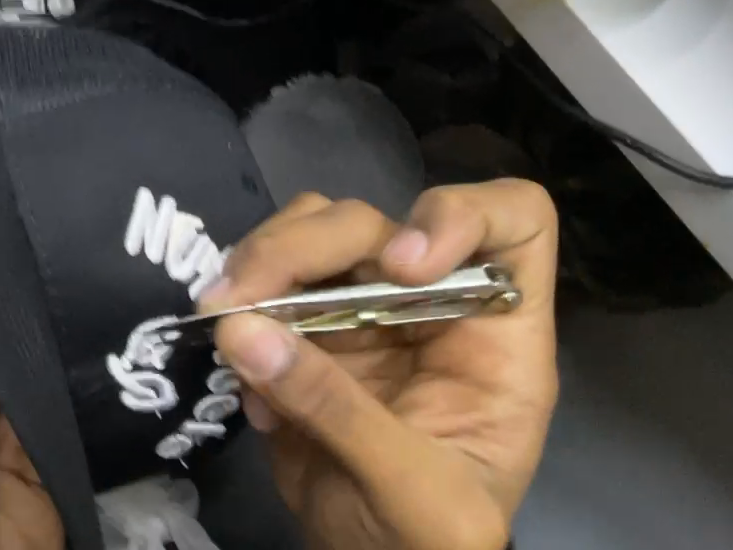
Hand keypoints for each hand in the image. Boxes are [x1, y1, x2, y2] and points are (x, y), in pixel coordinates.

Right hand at [201, 179, 559, 549]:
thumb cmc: (430, 548)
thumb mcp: (416, 498)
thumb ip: (336, 412)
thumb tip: (242, 329)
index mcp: (493, 332)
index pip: (511, 221)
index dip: (460, 216)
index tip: (398, 267)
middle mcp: (425, 298)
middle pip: (370, 219)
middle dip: (301, 248)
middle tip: (240, 297)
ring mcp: (358, 301)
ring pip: (310, 228)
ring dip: (258, 260)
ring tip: (221, 316)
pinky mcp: (302, 316)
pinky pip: (264, 270)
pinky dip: (239, 301)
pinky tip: (238, 369)